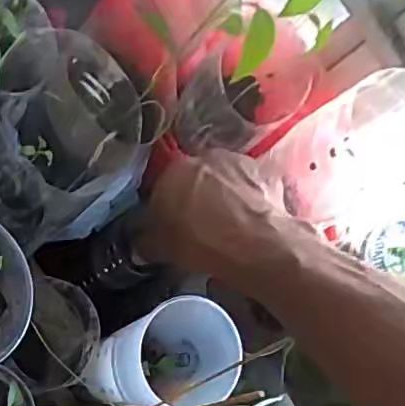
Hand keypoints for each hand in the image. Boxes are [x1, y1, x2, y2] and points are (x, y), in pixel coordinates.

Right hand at [137, 149, 324, 287]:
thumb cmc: (200, 243)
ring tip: (221, 222)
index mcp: (170, 171)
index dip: (158, 206)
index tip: (162, 223)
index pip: (156, 185)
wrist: (257, 245)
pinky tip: (244, 220)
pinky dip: (243, 198)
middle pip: (190, 177)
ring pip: (219, 177)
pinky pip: (245, 185)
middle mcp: (203, 156)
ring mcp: (237, 160)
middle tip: (191, 222)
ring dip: (218, 193)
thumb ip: (144, 239)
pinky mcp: (264, 171)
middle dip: (189, 195)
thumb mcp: (160, 249)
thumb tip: (140, 238)